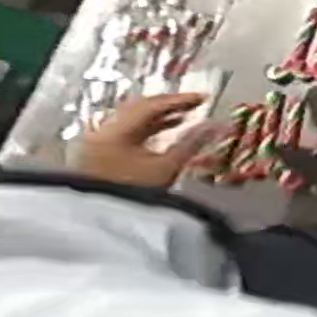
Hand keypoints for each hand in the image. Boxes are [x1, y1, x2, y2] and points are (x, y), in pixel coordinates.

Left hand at [73, 93, 215, 187]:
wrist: (103, 217)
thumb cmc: (136, 191)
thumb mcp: (169, 167)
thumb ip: (192, 143)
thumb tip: (218, 125)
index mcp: (117, 130)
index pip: (151, 106)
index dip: (180, 100)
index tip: (205, 99)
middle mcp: (103, 130)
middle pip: (137, 108)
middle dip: (168, 105)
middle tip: (194, 104)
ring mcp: (98, 141)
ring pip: (131, 120)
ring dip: (158, 117)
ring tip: (183, 117)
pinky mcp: (99, 153)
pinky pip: (127, 131)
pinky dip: (148, 128)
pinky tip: (164, 132)